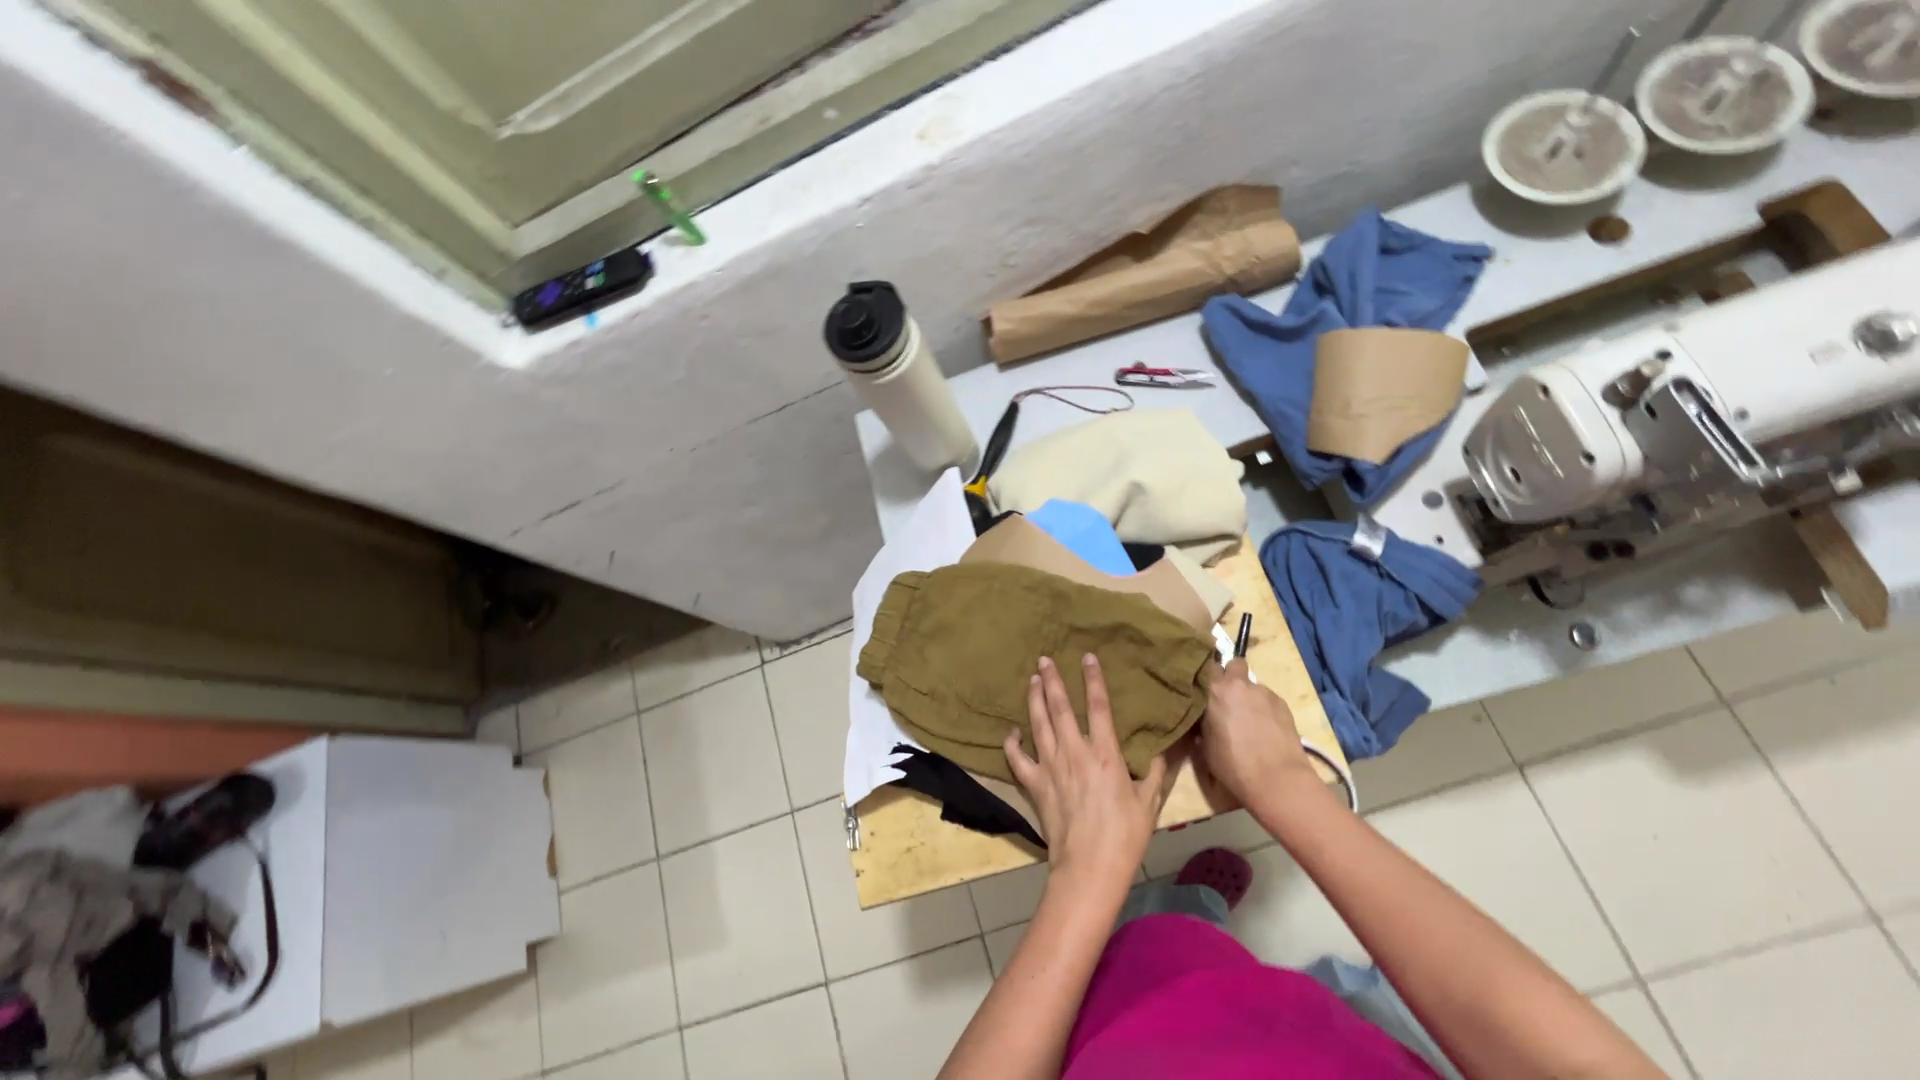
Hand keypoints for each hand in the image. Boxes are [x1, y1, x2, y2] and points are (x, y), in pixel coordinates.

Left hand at [1004, 655, 1168, 894]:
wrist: (1090, 865)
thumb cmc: (1125, 835)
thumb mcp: (1149, 802)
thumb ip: (1154, 773)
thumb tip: (1161, 752)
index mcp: (1105, 754)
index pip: (1098, 706)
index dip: (1092, 679)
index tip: (1087, 658)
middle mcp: (1074, 752)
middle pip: (1060, 707)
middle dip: (1053, 680)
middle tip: (1044, 659)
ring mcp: (1050, 767)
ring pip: (1038, 724)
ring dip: (1034, 699)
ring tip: (1033, 679)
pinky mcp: (1034, 785)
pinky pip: (1017, 758)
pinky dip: (1012, 742)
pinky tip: (1012, 731)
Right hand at [1198, 658, 1313, 803]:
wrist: (1277, 778)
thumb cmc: (1233, 764)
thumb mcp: (1205, 744)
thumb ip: (1203, 722)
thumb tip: (1204, 717)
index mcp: (1214, 691)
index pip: (1206, 666)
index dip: (1206, 676)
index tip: (1204, 688)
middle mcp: (1239, 684)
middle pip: (1234, 664)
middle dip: (1231, 676)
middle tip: (1228, 698)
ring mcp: (1263, 692)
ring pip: (1252, 685)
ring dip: (1248, 696)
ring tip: (1250, 719)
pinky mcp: (1282, 703)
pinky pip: (1267, 698)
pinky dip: (1264, 708)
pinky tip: (1265, 728)